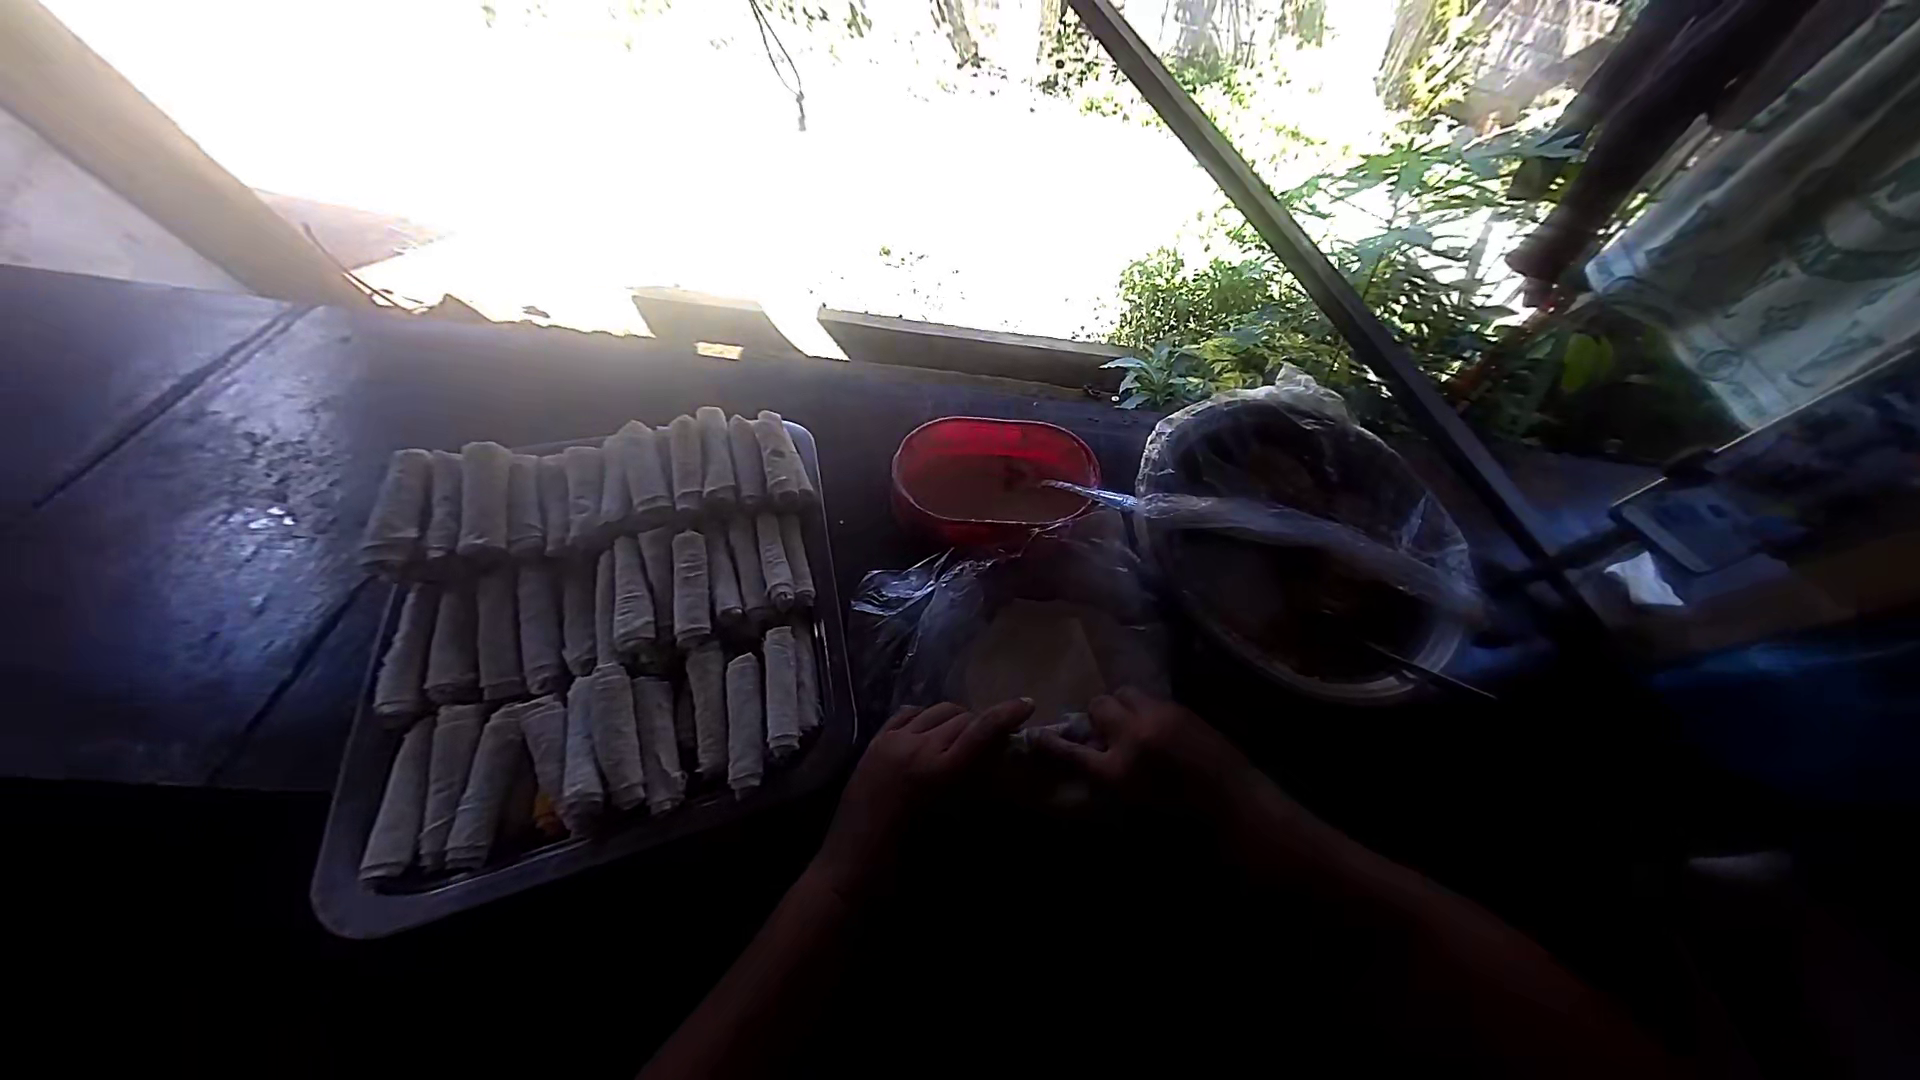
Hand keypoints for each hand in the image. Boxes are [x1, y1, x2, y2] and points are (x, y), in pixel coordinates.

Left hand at [813, 698, 1034, 888]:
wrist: (851, 866)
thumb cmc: (906, 860)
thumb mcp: (949, 825)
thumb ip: (970, 787)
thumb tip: (989, 765)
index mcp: (938, 770)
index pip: (981, 730)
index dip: (1007, 713)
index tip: (1027, 703)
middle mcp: (917, 746)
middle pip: (963, 718)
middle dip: (983, 722)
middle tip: (994, 737)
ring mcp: (893, 740)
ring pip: (936, 710)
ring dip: (956, 717)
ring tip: (962, 735)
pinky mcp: (875, 741)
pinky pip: (908, 714)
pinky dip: (926, 717)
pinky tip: (931, 729)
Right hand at [1035, 688, 1261, 818]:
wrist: (1243, 812)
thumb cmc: (1185, 826)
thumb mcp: (1135, 813)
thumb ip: (1107, 782)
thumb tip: (1093, 759)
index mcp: (1118, 772)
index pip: (1071, 751)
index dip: (1050, 743)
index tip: (1035, 735)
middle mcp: (1134, 736)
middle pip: (1098, 706)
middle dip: (1097, 717)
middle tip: (1105, 733)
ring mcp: (1160, 718)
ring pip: (1124, 693)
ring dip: (1121, 706)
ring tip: (1132, 725)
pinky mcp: (1183, 710)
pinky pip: (1152, 699)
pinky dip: (1146, 710)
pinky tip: (1159, 729)